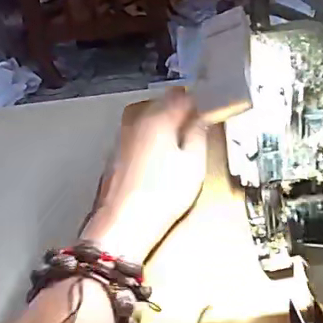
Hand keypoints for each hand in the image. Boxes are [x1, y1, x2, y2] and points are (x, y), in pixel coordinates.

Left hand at [80, 89, 205, 262]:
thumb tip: (200, 121)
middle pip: (162, 105)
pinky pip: (138, 139)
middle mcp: (135, 122)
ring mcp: (122, 139)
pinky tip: (160, 165)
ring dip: (164, 129)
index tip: (208, 113)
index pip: (181, 96)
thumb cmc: (160, 197)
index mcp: (157, 118)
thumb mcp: (194, 165)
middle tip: (197, 130)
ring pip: (148, 122)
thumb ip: (198, 135)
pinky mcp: (115, 157)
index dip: (198, 103)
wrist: (123, 225)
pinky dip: (151, 144)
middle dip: (180, 114)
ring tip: (180, 149)